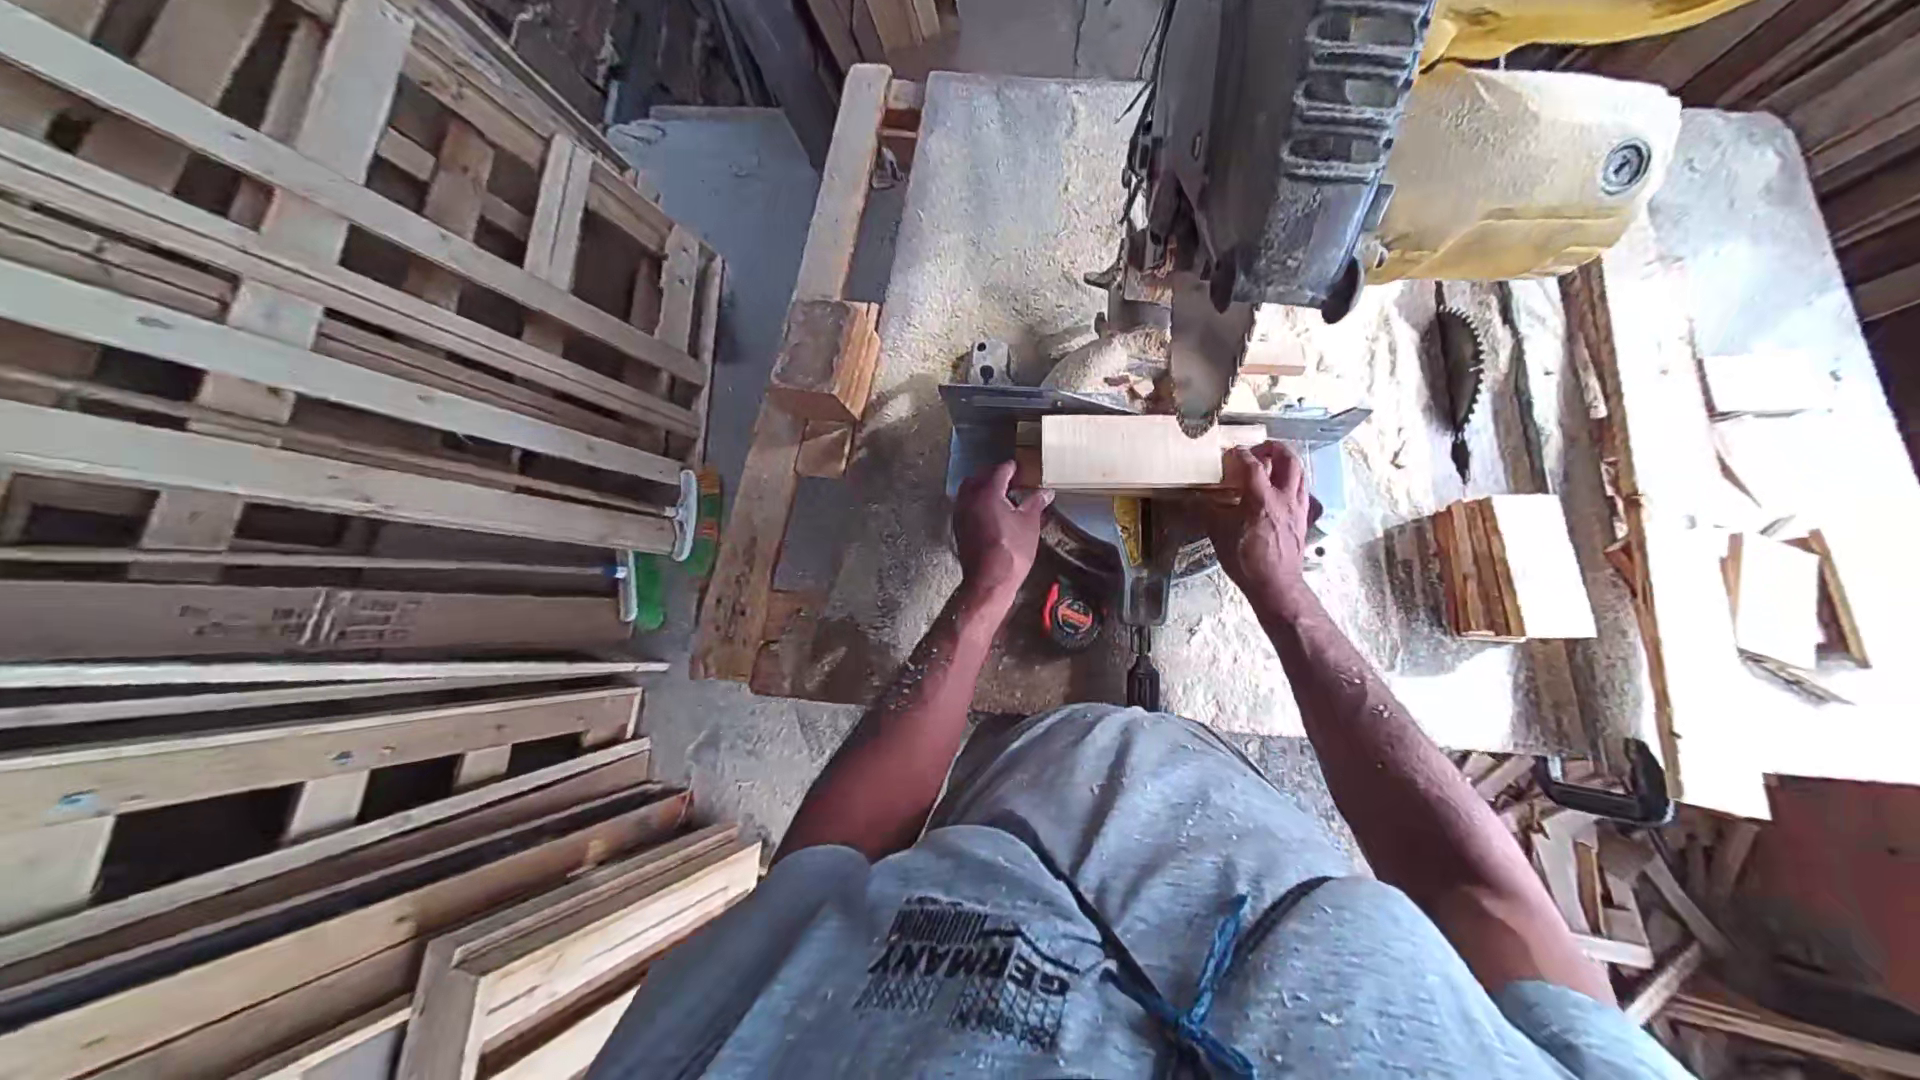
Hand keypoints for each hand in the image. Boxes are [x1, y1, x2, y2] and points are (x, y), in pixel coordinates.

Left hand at [953, 460, 1052, 610]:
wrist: (990, 580)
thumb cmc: (1011, 551)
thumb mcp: (1029, 523)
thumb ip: (1035, 503)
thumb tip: (1045, 493)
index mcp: (987, 493)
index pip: (999, 471)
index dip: (1011, 468)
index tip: (1017, 467)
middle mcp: (970, 499)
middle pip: (979, 477)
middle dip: (993, 475)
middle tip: (1009, 478)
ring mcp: (961, 514)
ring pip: (969, 491)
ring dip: (982, 488)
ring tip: (1000, 494)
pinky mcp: (959, 529)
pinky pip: (966, 506)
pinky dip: (976, 503)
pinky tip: (990, 512)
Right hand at [1205, 442, 1314, 607]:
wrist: (1275, 583)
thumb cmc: (1245, 559)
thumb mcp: (1219, 533)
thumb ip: (1208, 511)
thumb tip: (1195, 498)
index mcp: (1261, 498)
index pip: (1253, 465)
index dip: (1240, 454)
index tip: (1231, 452)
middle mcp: (1284, 498)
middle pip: (1288, 460)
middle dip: (1274, 448)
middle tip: (1259, 449)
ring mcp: (1297, 507)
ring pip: (1300, 473)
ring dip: (1286, 462)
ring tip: (1272, 464)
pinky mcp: (1303, 518)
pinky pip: (1302, 490)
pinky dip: (1292, 481)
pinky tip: (1281, 489)